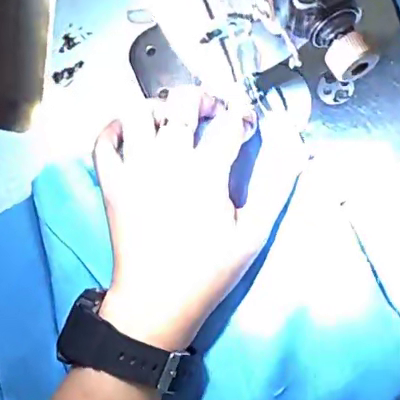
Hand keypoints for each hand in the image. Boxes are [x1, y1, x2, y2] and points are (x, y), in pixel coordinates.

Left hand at [92, 87, 303, 351]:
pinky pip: (104, 140)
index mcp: (206, 172)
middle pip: (181, 102)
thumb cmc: (209, 270)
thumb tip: (296, 152)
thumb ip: (276, 187)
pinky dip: (115, 128)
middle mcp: (167, 160)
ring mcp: (134, 169)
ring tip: (172, 119)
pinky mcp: (111, 182)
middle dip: (203, 97)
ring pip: (138, 111)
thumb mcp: (253, 233)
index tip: (247, 125)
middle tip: (213, 112)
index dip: (243, 116)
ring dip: (159, 106)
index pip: (228, 122)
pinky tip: (132, 133)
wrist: (157, 302)